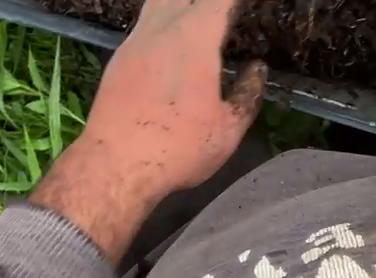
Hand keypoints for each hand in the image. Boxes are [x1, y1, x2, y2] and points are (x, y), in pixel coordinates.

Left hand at [30, 0, 266, 264]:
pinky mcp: (119, 59)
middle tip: (223, 17)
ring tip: (195, 24)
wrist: (118, 164)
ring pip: (159, 3)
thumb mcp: (226, 131)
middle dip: (208, 3)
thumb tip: (257, 70)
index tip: (245, 9)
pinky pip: (144, 27)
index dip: (235, 3)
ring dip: (180, 6)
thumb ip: (246, 95)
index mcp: (196, 35)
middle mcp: (162, 25)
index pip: (221, 0)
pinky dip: (161, 26)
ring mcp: (136, 39)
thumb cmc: (179, 148)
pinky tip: (168, 49)